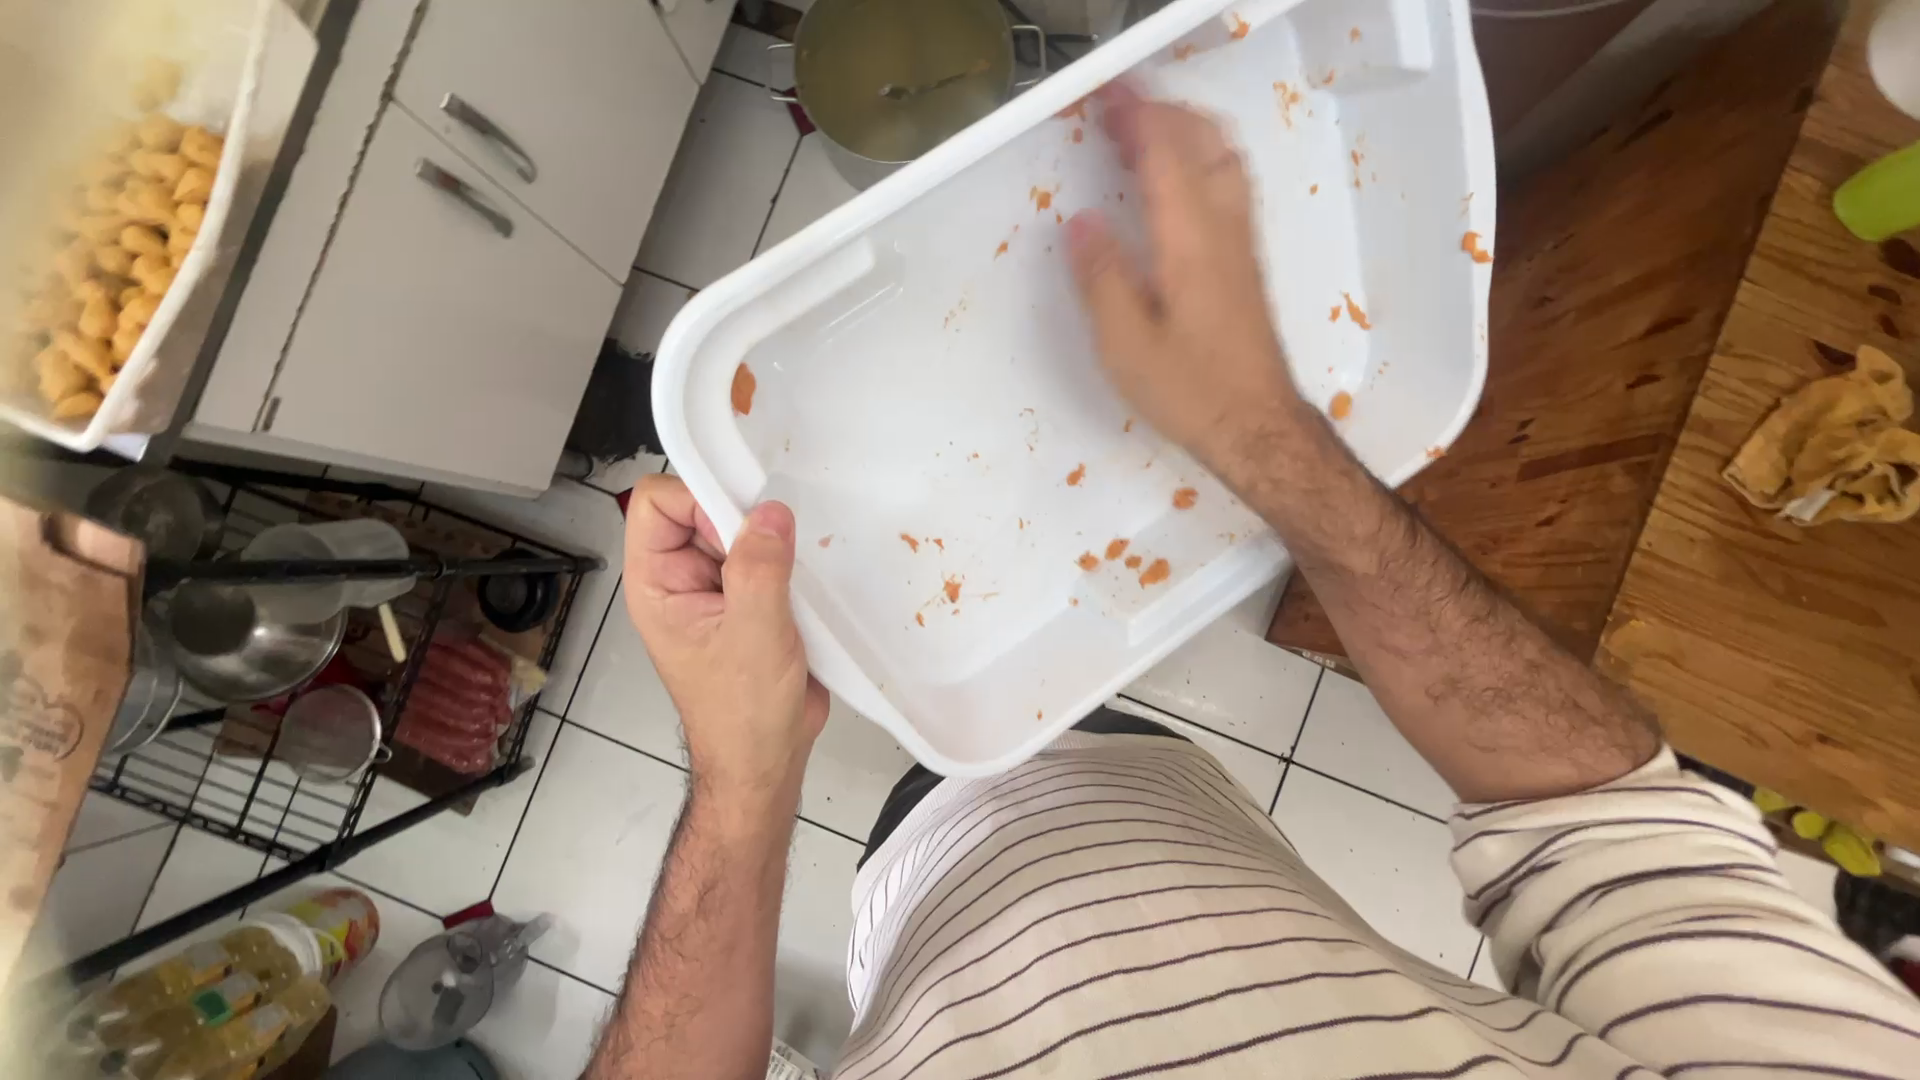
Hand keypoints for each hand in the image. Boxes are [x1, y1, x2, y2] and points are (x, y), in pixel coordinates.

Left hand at [621, 473, 827, 806]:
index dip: (698, 499)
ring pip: (736, 530)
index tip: (743, 524)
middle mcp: (682, 579)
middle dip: (741, 516)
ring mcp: (717, 589)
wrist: (767, 759)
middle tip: (780, 547)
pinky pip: (764, 556)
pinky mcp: (751, 600)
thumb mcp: (754, 635)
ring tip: (798, 565)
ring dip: (769, 539)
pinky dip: (787, 558)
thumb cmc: (745, 711)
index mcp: (658, 584)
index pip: (657, 504)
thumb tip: (771, 511)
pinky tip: (807, 577)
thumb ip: (760, 569)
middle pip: (700, 509)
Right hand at [1067, 82, 1309, 478]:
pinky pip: (1229, 185)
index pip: (1165, 151)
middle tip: (1118, 112)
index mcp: (1190, 239)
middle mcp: (1224, 228)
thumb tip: (1080, 223)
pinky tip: (1177, 184)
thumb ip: (1102, 277)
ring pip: (1223, 158)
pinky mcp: (1245, 264)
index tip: (1104, 95)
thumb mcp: (1125, 343)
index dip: (1135, 114)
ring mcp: (1241, 243)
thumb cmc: (1190, 390)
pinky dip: (1200, 161)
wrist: (1254, 423)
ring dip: (1185, 131)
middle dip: (1161, 112)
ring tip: (1143, 135)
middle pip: (1203, 140)